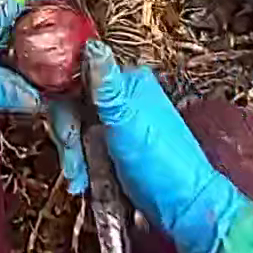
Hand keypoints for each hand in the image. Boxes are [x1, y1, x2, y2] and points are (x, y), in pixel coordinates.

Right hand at [51, 40, 247, 252]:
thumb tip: (91, 43)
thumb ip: (105, 83)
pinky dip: (86, 166)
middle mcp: (125, 98)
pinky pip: (92, 149)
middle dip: (71, 139)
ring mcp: (123, 124)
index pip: (81, 79)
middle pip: (78, 108)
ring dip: (76, 157)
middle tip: (73, 166)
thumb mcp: (126, 120)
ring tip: (80, 181)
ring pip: (82, 132)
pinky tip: (85, 183)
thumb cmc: (160, 161)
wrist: (187, 208)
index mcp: (129, 82)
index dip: (65, 106)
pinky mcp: (121, 149)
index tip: (65, 134)